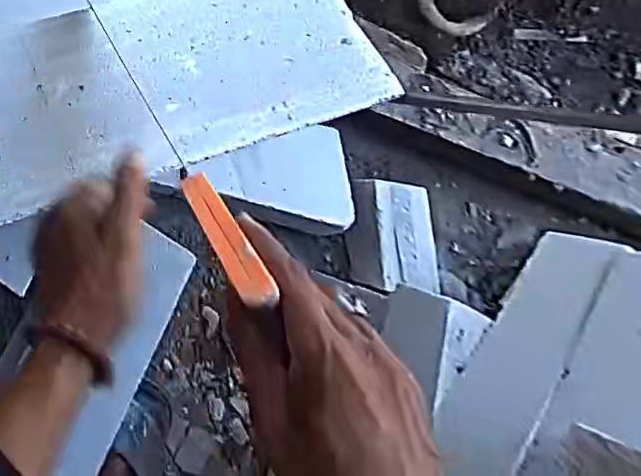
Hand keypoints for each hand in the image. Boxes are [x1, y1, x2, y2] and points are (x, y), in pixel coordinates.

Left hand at [32, 151, 152, 351]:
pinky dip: (89, 245)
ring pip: (81, 220)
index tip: (146, 211)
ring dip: (103, 228)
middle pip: (90, 199)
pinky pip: (72, 241)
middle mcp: (53, 216)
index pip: (102, 181)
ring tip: (124, 252)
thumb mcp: (127, 237)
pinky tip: (102, 265)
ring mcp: (46, 239)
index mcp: (71, 204)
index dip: (129, 195)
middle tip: (138, 232)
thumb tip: (133, 156)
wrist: (75, 340)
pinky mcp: (46, 261)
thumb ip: (129, 192)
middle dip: (116, 210)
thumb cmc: (103, 293)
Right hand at [224, 216, 439, 475]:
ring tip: (282, 344)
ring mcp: (390, 363)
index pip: (286, 273)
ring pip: (335, 311)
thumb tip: (235, 301)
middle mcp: (365, 349)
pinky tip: (319, 365)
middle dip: (275, 282)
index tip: (238, 225)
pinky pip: (361, 336)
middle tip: (246, 289)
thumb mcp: (272, 415)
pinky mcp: (405, 380)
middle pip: (310, 289)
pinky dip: (332, 333)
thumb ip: (251, 348)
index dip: (258, 243)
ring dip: (304, 310)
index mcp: (326, 353)